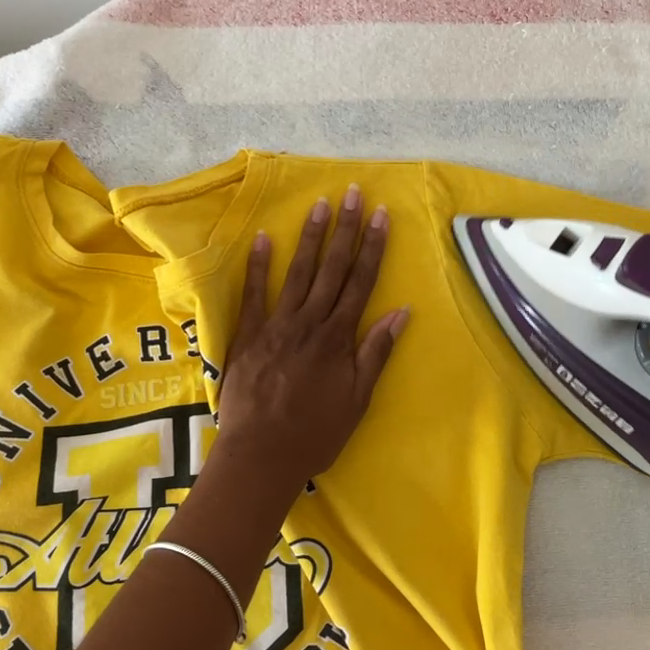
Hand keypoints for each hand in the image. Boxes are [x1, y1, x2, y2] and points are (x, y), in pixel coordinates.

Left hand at [213, 185, 409, 485]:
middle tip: (354, 194)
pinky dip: (259, 265)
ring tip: (320, 204)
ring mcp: (277, 325)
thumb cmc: (315, 434)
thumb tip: (402, 312)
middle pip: (332, 268)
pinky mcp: (247, 334)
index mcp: (339, 338)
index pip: (361, 282)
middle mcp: (310, 322)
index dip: (372, 247)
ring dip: (311, 237)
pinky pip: (254, 293)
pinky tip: (264, 238)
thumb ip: (376, 353)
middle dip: (346, 229)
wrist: (261, 455)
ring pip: (299, 272)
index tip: (381, 215)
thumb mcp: (357, 400)